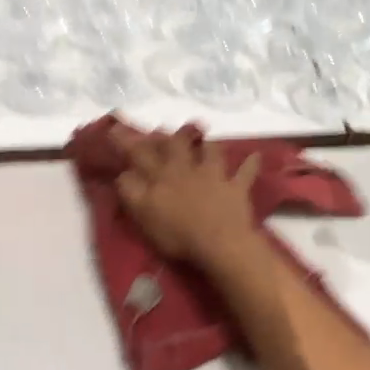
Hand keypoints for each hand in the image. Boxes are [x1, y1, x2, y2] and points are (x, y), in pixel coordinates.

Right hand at [110, 127, 262, 267]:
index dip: (127, 141)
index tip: (116, 128)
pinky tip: (254, 157)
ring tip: (204, 140)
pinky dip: (250, 165)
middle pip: (176, 145)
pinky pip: (245, 173)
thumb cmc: (177, 233)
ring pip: (210, 151)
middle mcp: (187, 169)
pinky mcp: (236, 188)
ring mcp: (214, 176)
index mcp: (162, 176)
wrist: (219, 242)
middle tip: (161, 131)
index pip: (140, 154)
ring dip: (206, 144)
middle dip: (167, 136)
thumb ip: (131, 192)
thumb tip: (123, 173)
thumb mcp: (143, 216)